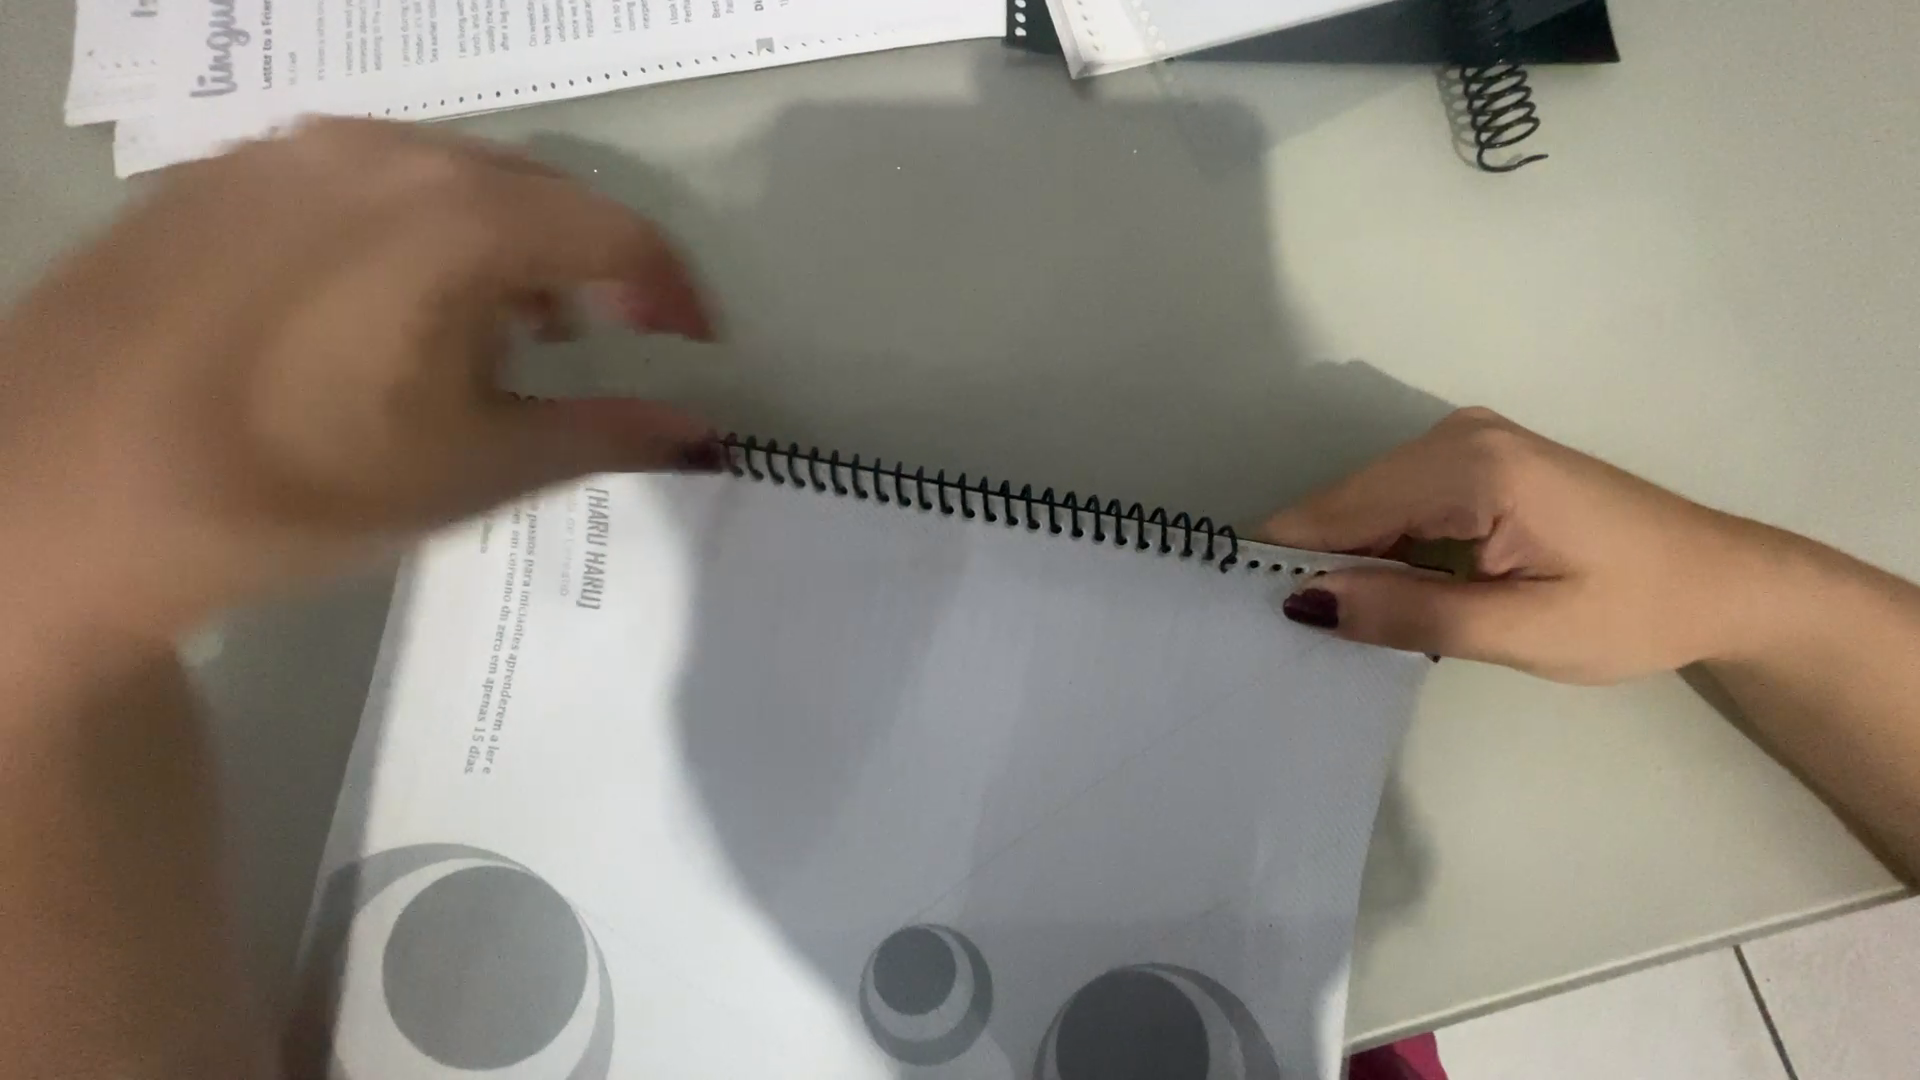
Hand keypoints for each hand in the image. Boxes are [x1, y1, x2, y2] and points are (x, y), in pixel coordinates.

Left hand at [0, 119, 717, 641]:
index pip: (617, 232)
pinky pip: (378, 182)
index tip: (696, 347)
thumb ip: (611, 435)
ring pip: (462, 179)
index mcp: (456, 219)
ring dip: (523, 249)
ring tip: (523, 331)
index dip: (675, 290)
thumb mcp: (486, 468)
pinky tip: (417, 305)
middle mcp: (380, 154)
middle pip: (546, 194)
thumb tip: (707, 435)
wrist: (54, 503)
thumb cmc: (307, 487)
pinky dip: (437, 233)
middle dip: (603, 267)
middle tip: (620, 339)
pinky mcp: (226, 175)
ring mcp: (290, 154)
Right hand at [1256, 408, 1786, 682]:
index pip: (1336, 512)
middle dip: (1314, 564)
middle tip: (1303, 635)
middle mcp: (1451, 437)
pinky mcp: (1463, 459)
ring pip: (1356, 505)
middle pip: (1339, 505)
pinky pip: (1385, 504)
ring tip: (1346, 619)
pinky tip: (1385, 589)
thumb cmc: (1638, 612)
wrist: (1728, 582)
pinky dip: (1371, 548)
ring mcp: (1457, 442)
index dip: (1284, 561)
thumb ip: (1412, 614)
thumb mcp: (1524, 632)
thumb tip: (1305, 600)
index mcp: (1469, 468)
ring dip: (1342, 560)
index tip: (1246, 615)